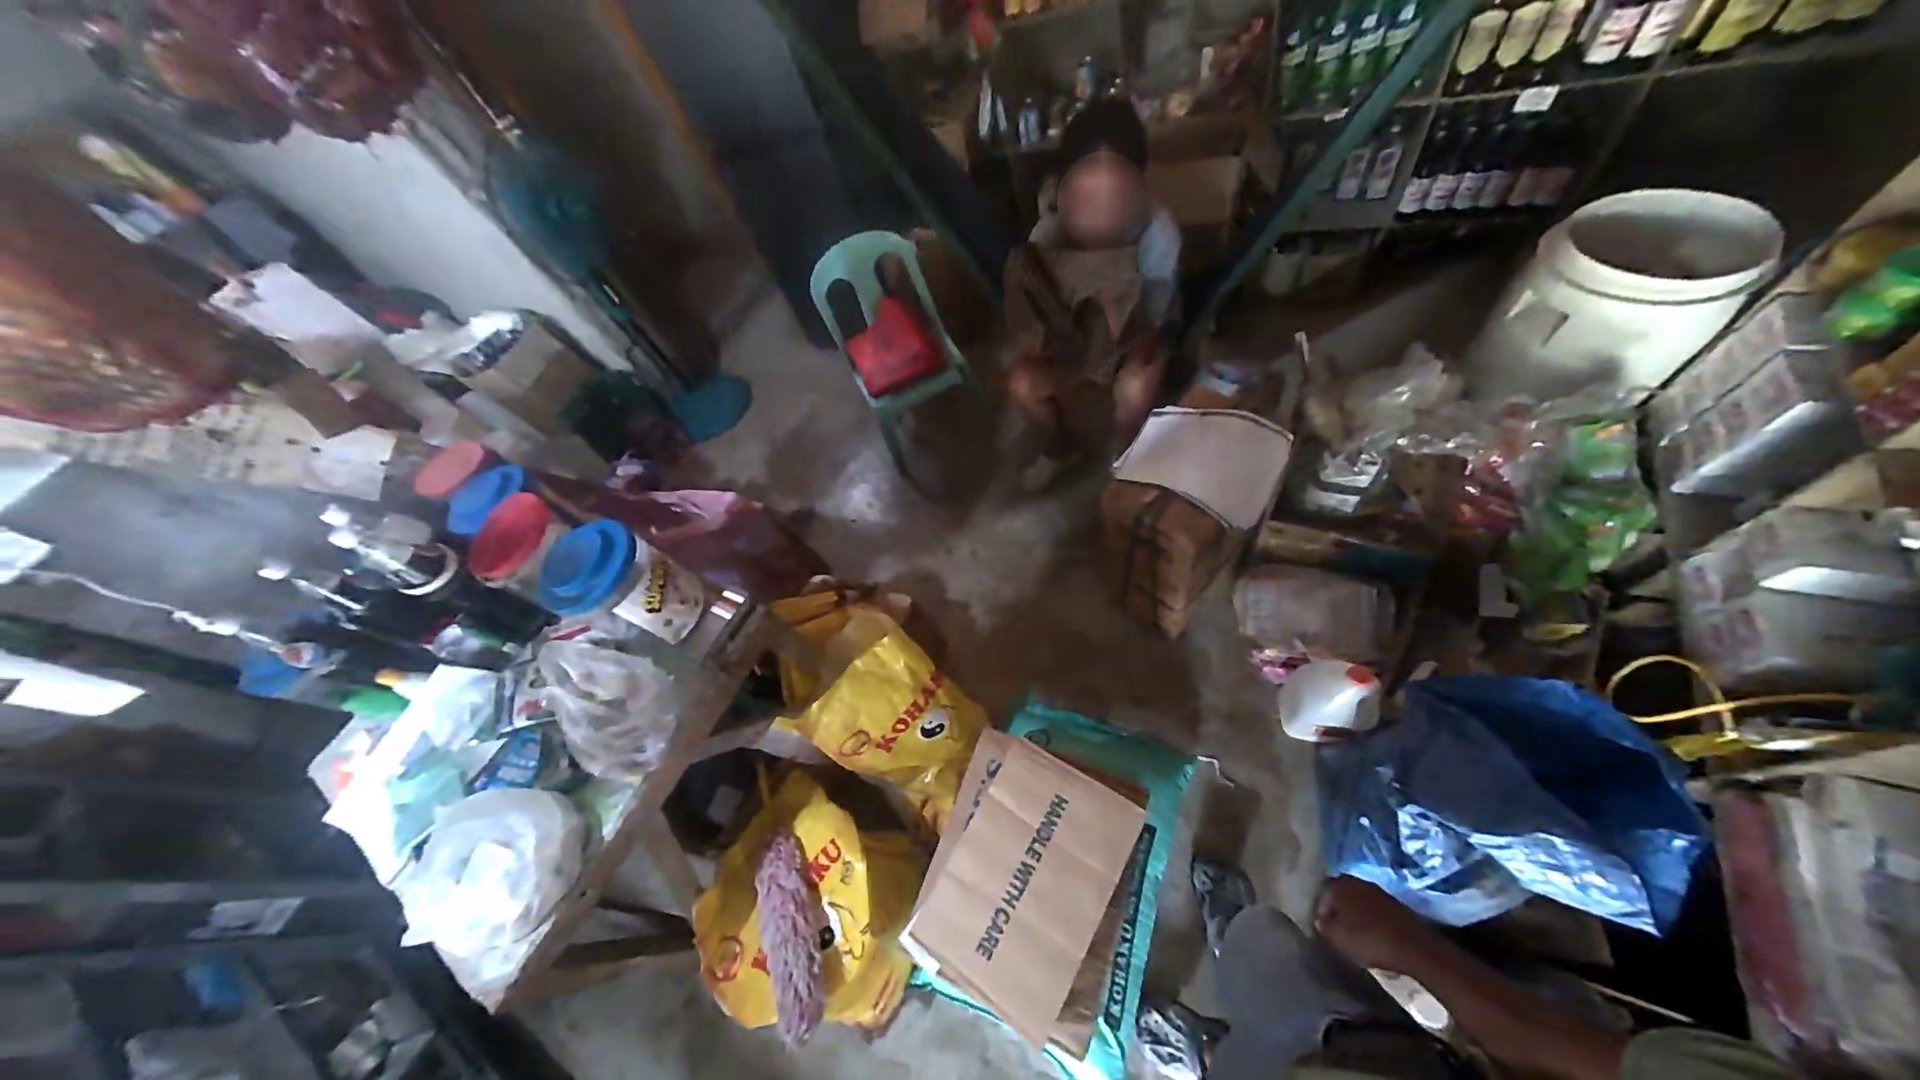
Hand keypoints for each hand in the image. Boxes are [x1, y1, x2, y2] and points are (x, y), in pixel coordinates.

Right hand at [1313, 876, 1441, 973]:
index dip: (1316, 910)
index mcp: (1337, 883)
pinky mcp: (1395, 905)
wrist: (1417, 949)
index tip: (1318, 926)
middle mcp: (1355, 880)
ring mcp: (1378, 891)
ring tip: (1353, 935)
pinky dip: (1370, 921)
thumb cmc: (1369, 939)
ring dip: (1354, 916)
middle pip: (1338, 895)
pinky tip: (1371, 936)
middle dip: (1336, 911)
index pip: (1318, 892)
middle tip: (1334, 930)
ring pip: (1357, 902)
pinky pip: (1374, 911)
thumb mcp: (1335, 936)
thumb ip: (1321, 924)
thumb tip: (1319, 919)